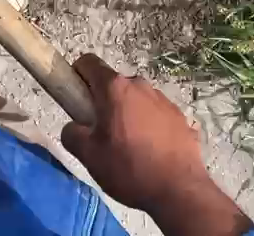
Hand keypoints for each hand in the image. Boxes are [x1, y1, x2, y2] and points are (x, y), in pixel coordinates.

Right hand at [60, 55, 252, 235]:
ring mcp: (162, 99)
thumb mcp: (90, 157)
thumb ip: (72, 134)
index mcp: (115, 88)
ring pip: (135, 99)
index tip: (77, 98)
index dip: (77, 75)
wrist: (181, 191)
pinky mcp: (179, 115)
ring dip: (127, 114)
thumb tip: (73, 127)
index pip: (88, 62)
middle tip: (102, 133)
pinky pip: (155, 113)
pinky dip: (148, 125)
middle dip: (103, 102)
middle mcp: (139, 84)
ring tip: (130, 148)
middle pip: (112, 84)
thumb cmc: (130, 169)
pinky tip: (151, 152)